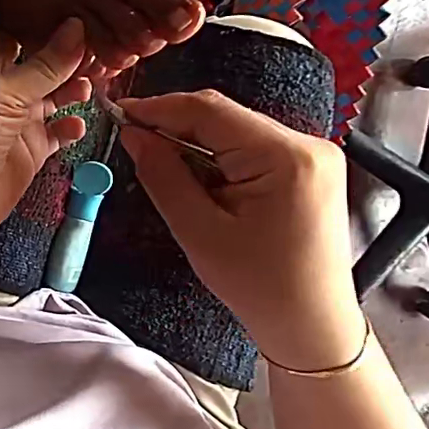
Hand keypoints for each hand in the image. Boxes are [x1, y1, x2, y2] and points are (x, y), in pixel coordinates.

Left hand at [0, 17, 92, 240]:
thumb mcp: (2, 94)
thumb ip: (43, 66)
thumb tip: (75, 28)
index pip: (18, 36)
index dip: (46, 26)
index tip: (82, 15)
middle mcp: (4, 93)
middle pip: (43, 66)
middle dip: (70, 58)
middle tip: (102, 50)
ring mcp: (18, 123)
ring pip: (55, 97)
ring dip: (75, 88)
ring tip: (95, 82)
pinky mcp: (30, 152)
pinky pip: (57, 133)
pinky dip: (71, 126)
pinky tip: (78, 123)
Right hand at [117, 90, 363, 366]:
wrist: (311, 322)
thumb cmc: (256, 283)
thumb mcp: (197, 230)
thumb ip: (163, 175)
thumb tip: (134, 135)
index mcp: (285, 157)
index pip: (210, 111)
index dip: (158, 107)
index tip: (118, 112)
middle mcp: (306, 143)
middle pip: (223, 115)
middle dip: (172, 122)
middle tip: (129, 134)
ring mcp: (310, 154)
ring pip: (233, 128)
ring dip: (190, 138)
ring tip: (153, 154)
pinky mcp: (305, 167)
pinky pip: (248, 145)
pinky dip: (212, 152)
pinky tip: (189, 169)